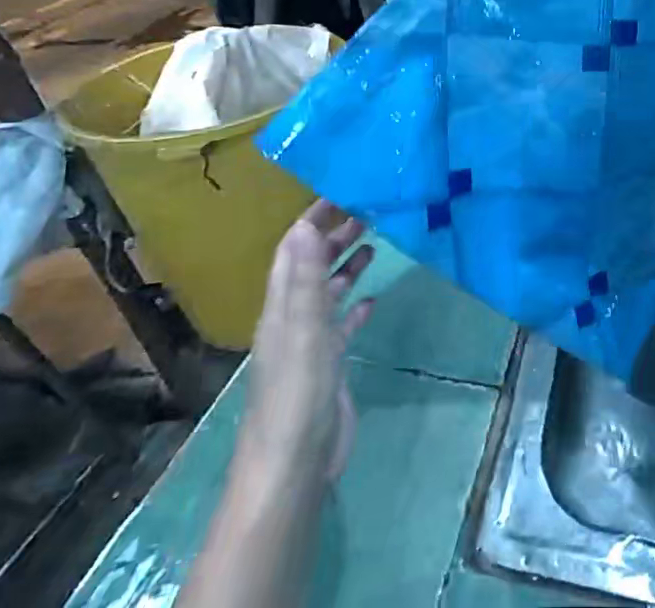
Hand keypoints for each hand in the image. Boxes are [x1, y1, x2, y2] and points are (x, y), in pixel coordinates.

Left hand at [239, 199, 374, 484]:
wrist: (295, 462)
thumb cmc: (298, 390)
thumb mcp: (303, 328)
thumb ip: (306, 277)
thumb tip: (307, 224)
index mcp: (282, 303)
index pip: (295, 248)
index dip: (314, 219)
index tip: (341, 192)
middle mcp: (293, 316)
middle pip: (312, 264)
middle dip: (334, 235)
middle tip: (366, 209)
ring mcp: (310, 341)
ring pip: (328, 291)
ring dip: (346, 264)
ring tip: (373, 241)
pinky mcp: (328, 364)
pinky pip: (342, 324)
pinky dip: (355, 305)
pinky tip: (373, 299)